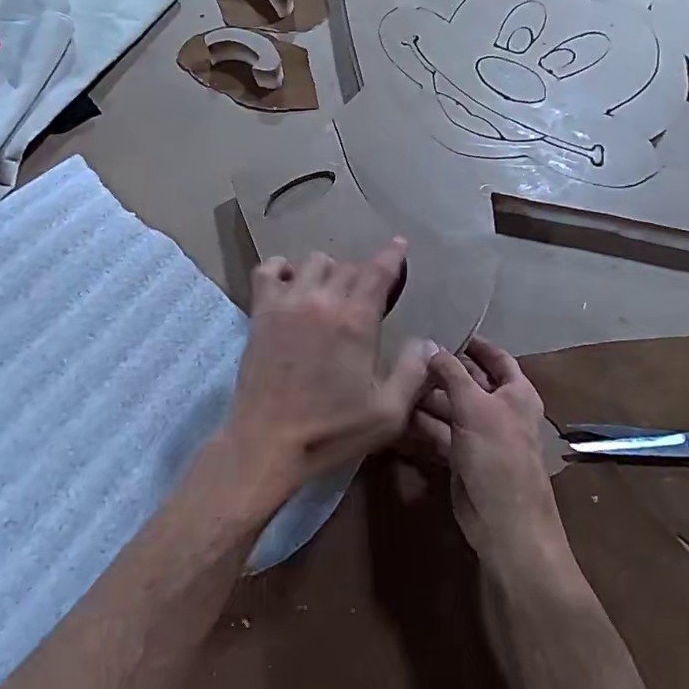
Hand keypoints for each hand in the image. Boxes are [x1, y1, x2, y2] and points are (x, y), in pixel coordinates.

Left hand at [226, 239, 437, 489]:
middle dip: (364, 274)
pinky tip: (291, 284)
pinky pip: (268, 270)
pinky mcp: (261, 313)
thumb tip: (428, 341)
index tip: (399, 244)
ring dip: (329, 271)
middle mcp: (323, 302)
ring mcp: (288, 304)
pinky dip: (283, 269)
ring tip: (331, 291)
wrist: (266, 444)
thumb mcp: (388, 412)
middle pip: (349, 267)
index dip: (392, 254)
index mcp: (356, 321)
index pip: (379, 271)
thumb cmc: (331, 431)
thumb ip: (413, 372)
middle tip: (367, 295)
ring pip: (313, 262)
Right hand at [411, 339, 567, 569]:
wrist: (504, 521)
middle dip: (443, 370)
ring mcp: (479, 435)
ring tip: (396, 379)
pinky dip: (422, 425)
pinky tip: (397, 413)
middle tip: (408, 353)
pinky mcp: (461, 458)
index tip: (449, 329)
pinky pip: (439, 433)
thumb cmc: (499, 454)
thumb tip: (431, 347)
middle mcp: (499, 409)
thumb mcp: (475, 406)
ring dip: (427, 397)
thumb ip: (452, 374)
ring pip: (450, 408)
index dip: (476, 345)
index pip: (497, 358)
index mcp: (516, 392)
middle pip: (469, 382)